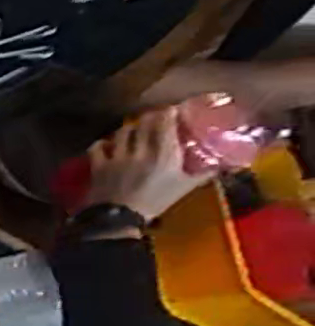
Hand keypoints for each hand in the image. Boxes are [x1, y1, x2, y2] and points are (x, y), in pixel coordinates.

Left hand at [77, 107, 213, 224]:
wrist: (118, 216)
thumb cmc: (157, 200)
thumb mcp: (187, 185)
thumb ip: (206, 170)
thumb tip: (229, 162)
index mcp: (164, 154)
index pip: (165, 125)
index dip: (168, 114)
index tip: (174, 109)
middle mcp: (139, 152)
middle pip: (142, 126)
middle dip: (149, 118)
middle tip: (155, 116)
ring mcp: (115, 158)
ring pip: (120, 134)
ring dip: (128, 129)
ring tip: (135, 128)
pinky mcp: (97, 166)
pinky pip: (96, 148)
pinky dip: (102, 143)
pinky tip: (107, 143)